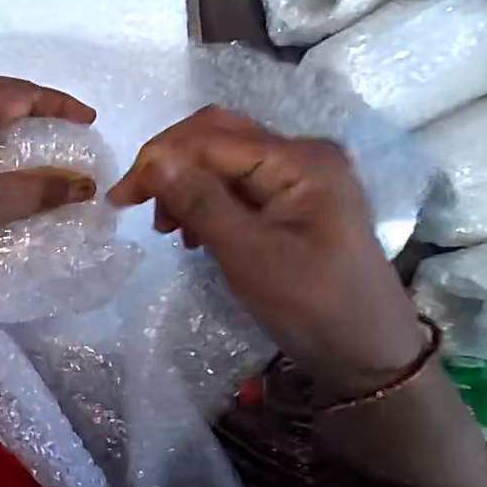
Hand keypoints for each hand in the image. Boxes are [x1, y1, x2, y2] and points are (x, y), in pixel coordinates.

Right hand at [108, 106, 426, 396]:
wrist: (366, 349)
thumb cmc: (310, 303)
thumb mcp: (248, 254)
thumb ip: (200, 201)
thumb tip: (152, 159)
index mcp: (299, 160)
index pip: (211, 139)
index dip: (158, 160)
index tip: (119, 199)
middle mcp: (301, 154)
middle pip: (217, 137)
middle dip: (169, 165)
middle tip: (135, 203)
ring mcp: (299, 176)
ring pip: (223, 160)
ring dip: (185, 184)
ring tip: (168, 228)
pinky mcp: (293, 199)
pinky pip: (238, 184)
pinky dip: (206, 201)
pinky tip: (194, 232)